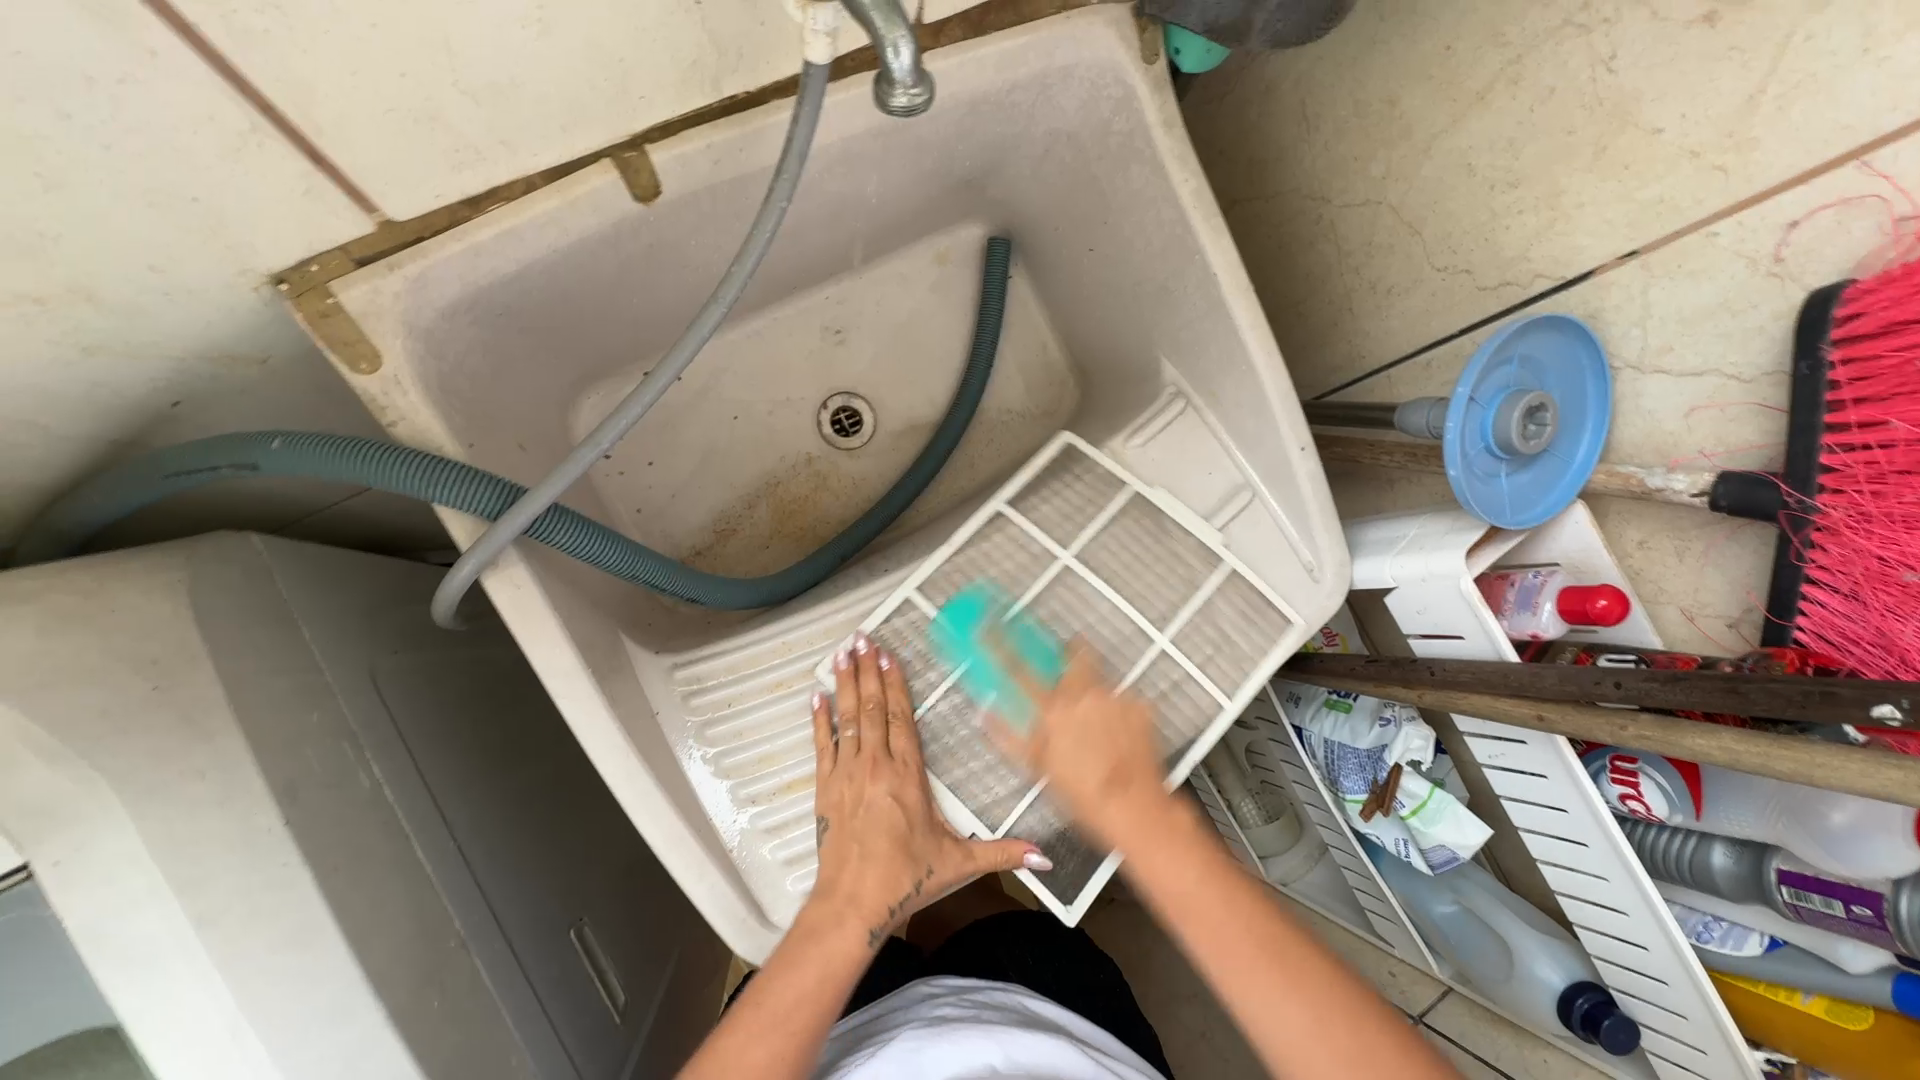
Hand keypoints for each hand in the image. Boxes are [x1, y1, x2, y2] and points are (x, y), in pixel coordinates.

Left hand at [806, 631, 1047, 949]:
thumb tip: (1044, 855)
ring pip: (847, 718)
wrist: (852, 904)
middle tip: (862, 638)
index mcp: (907, 775)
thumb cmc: (904, 879)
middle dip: (868, 670)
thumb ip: (1003, 852)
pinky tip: (816, 698)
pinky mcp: (825, 789)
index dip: (895, 684)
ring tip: (842, 654)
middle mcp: (875, 766)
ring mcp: (847, 774)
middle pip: (872, 707)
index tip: (890, 657)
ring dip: (844, 684)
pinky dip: (819, 720)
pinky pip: (822, 745)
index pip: (901, 718)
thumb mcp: (959, 863)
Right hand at [989, 645, 1175, 850]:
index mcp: (1052, 708)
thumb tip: (987, 716)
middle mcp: (1083, 694)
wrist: (1134, 806)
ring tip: (1096, 723)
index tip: (989, 626)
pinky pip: (1122, 697)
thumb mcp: (1037, 766)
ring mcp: (1114, 696)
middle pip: (1072, 654)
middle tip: (1066, 671)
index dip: (999, 642)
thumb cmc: (1085, 793)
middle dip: (1068, 654)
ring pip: (1099, 678)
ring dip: (1093, 690)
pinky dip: (1116, 708)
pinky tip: (1114, 732)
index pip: (1017, 666)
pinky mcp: (1139, 705)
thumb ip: (1007, 735)